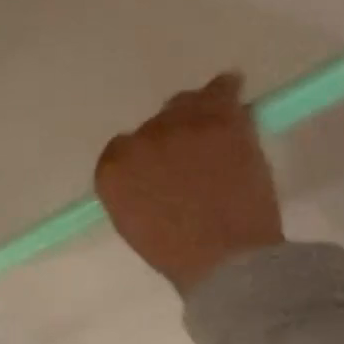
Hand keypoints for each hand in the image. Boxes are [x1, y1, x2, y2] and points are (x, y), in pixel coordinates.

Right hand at [94, 72, 285, 293]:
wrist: (223, 254)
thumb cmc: (173, 250)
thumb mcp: (130, 219)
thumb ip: (131, 186)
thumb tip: (151, 169)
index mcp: (111, 170)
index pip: (122, 148)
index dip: (144, 156)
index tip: (160, 168)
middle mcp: (139, 141)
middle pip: (154, 124)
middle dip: (169, 135)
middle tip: (189, 155)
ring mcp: (181, 127)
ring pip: (187, 103)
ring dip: (196, 113)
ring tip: (209, 127)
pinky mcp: (222, 119)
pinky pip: (223, 90)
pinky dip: (227, 90)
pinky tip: (231, 89)